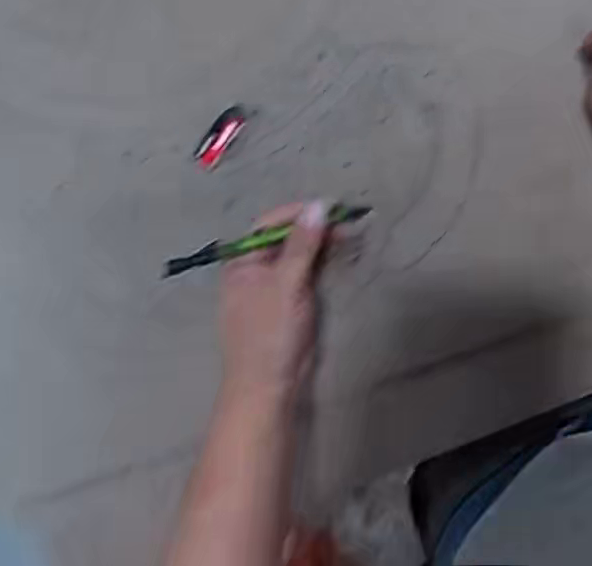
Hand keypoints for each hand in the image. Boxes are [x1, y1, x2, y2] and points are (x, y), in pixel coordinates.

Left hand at [216, 201, 328, 402]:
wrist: (270, 386)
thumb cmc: (270, 333)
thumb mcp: (286, 284)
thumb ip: (303, 244)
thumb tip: (320, 205)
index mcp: (242, 264)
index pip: (269, 225)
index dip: (298, 213)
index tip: (329, 207)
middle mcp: (256, 270)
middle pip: (287, 237)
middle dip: (315, 226)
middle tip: (346, 221)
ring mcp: (274, 284)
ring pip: (300, 251)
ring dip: (323, 240)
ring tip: (349, 233)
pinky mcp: (292, 298)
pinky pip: (308, 268)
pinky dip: (324, 257)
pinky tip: (341, 251)